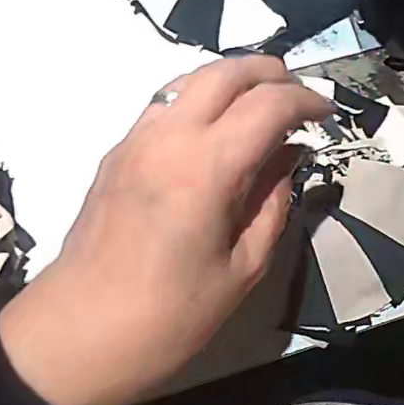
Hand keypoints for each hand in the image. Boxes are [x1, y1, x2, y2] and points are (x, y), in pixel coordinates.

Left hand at [0, 56, 331, 404]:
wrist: (77, 333)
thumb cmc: (169, 316)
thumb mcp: (243, 268)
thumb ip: (272, 202)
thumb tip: (288, 156)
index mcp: (205, 169)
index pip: (267, 105)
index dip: (305, 101)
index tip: (326, 115)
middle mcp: (167, 137)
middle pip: (224, 71)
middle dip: (269, 72)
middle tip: (297, 95)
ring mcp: (135, 140)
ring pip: (188, 78)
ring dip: (231, 80)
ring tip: (260, 105)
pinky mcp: (116, 153)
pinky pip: (164, 105)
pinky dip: (199, 99)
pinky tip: (214, 131)